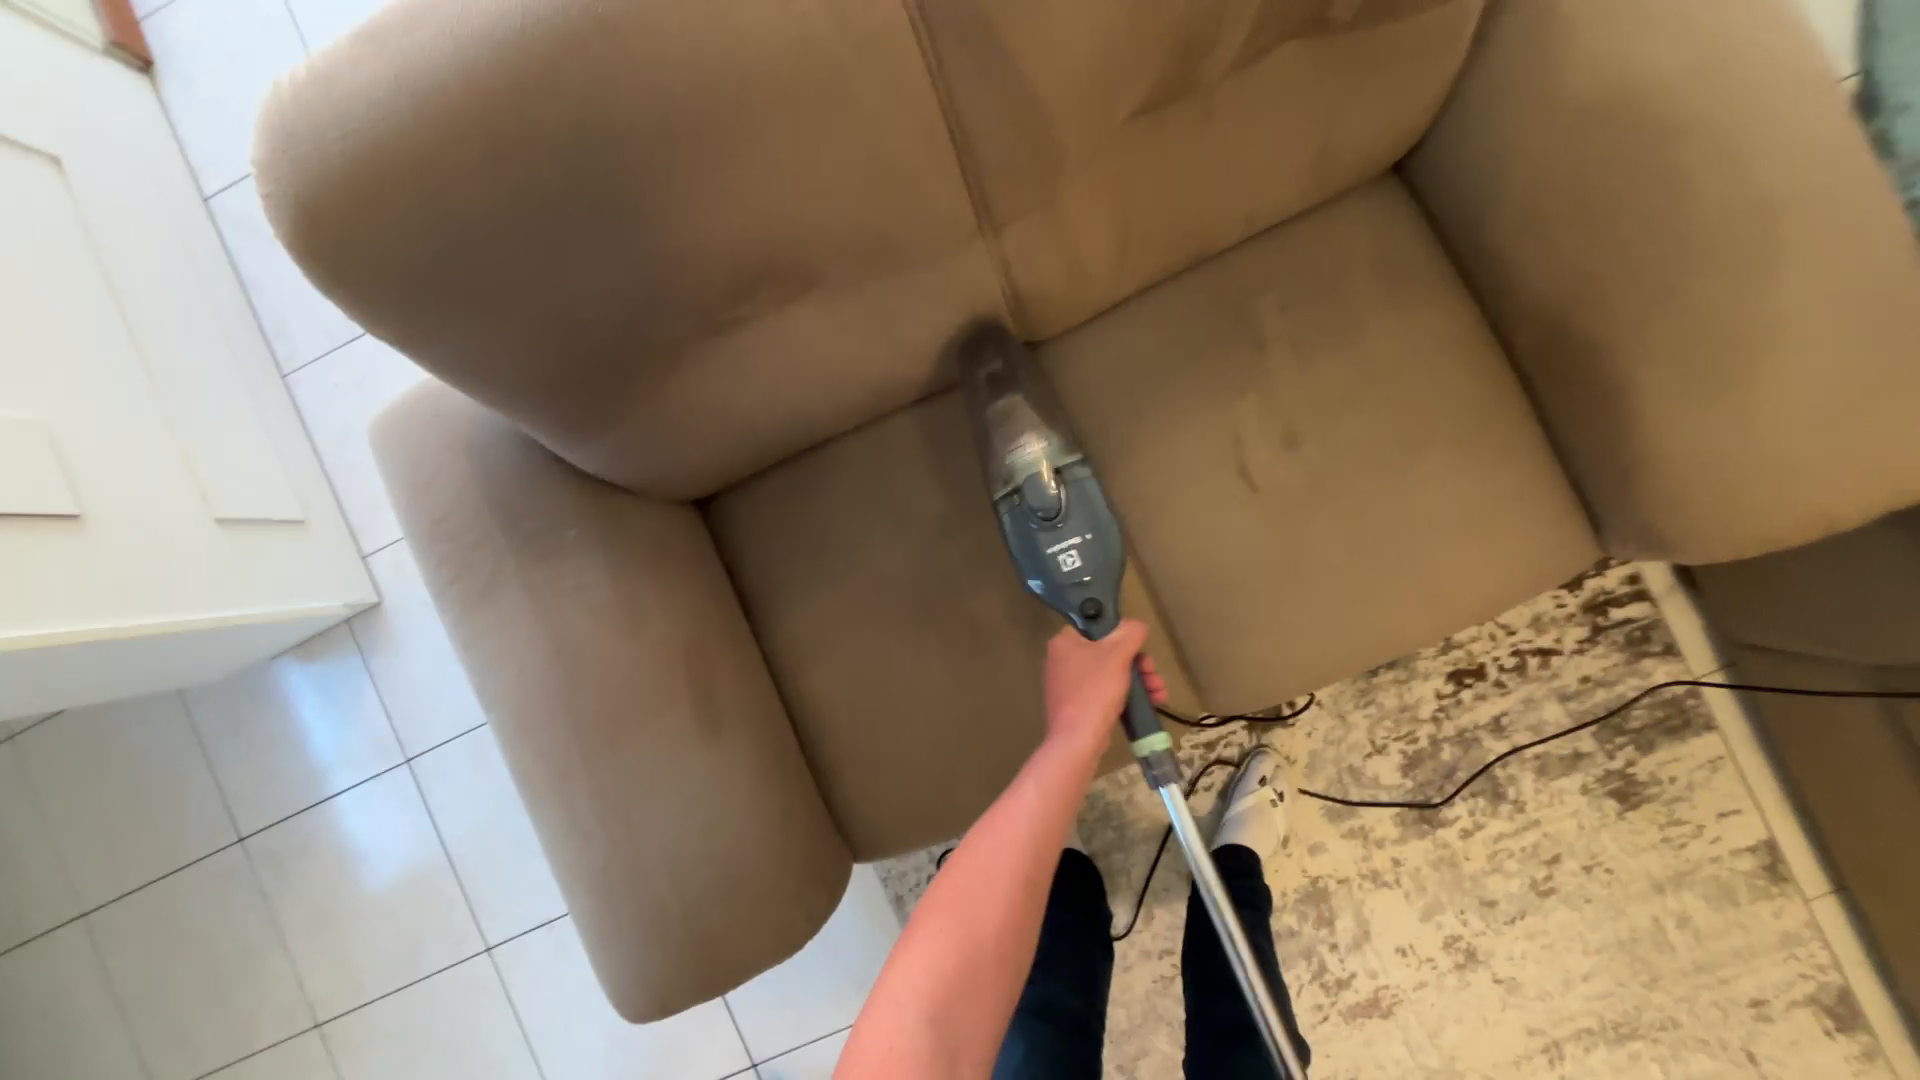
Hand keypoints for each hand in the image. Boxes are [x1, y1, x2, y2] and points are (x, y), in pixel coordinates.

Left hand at [1043, 620, 1167, 749]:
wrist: (1078, 739)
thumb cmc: (1095, 690)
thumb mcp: (1117, 655)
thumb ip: (1130, 633)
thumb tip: (1136, 625)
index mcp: (1065, 641)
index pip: (1097, 627)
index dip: (1122, 636)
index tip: (1140, 649)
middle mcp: (1062, 660)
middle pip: (1108, 652)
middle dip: (1139, 664)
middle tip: (1153, 674)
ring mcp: (1069, 685)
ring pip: (1111, 674)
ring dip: (1139, 680)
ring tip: (1159, 693)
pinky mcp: (1078, 706)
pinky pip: (1106, 693)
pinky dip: (1127, 695)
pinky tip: (1151, 703)